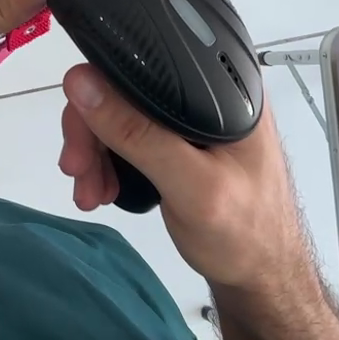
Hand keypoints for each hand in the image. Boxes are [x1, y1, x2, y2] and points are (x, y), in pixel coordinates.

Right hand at [58, 65, 314, 292]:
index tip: (80, 130)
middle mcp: (206, 88)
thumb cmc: (244, 234)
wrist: (263, 280)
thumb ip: (136, 134)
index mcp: (223, 82)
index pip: (146, 59)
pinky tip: (101, 187)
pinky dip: (107, 160)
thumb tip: (79, 82)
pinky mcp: (178, 139)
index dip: (102, 85)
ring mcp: (189, 116)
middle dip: (91, 130)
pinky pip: (128, 135)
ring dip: (94, 150)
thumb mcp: (190, 186)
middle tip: (76, 168)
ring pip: (119, 113)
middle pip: (125, 88)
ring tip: (88, 190)